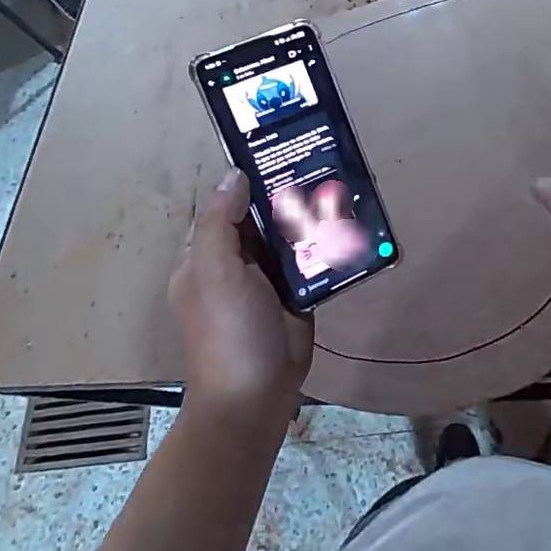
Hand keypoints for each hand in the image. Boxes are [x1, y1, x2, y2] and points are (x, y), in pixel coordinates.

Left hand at [169, 169, 312, 424]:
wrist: (257, 398)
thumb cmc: (227, 329)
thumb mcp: (214, 270)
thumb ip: (219, 220)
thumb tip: (233, 174)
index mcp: (205, 253)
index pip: (221, 206)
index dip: (242, 182)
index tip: (272, 152)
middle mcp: (234, 261)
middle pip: (256, 218)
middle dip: (280, 195)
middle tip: (312, 159)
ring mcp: (265, 278)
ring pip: (284, 236)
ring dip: (304, 216)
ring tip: (332, 179)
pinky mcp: (294, 293)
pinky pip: (307, 260)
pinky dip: (322, 244)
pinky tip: (344, 220)